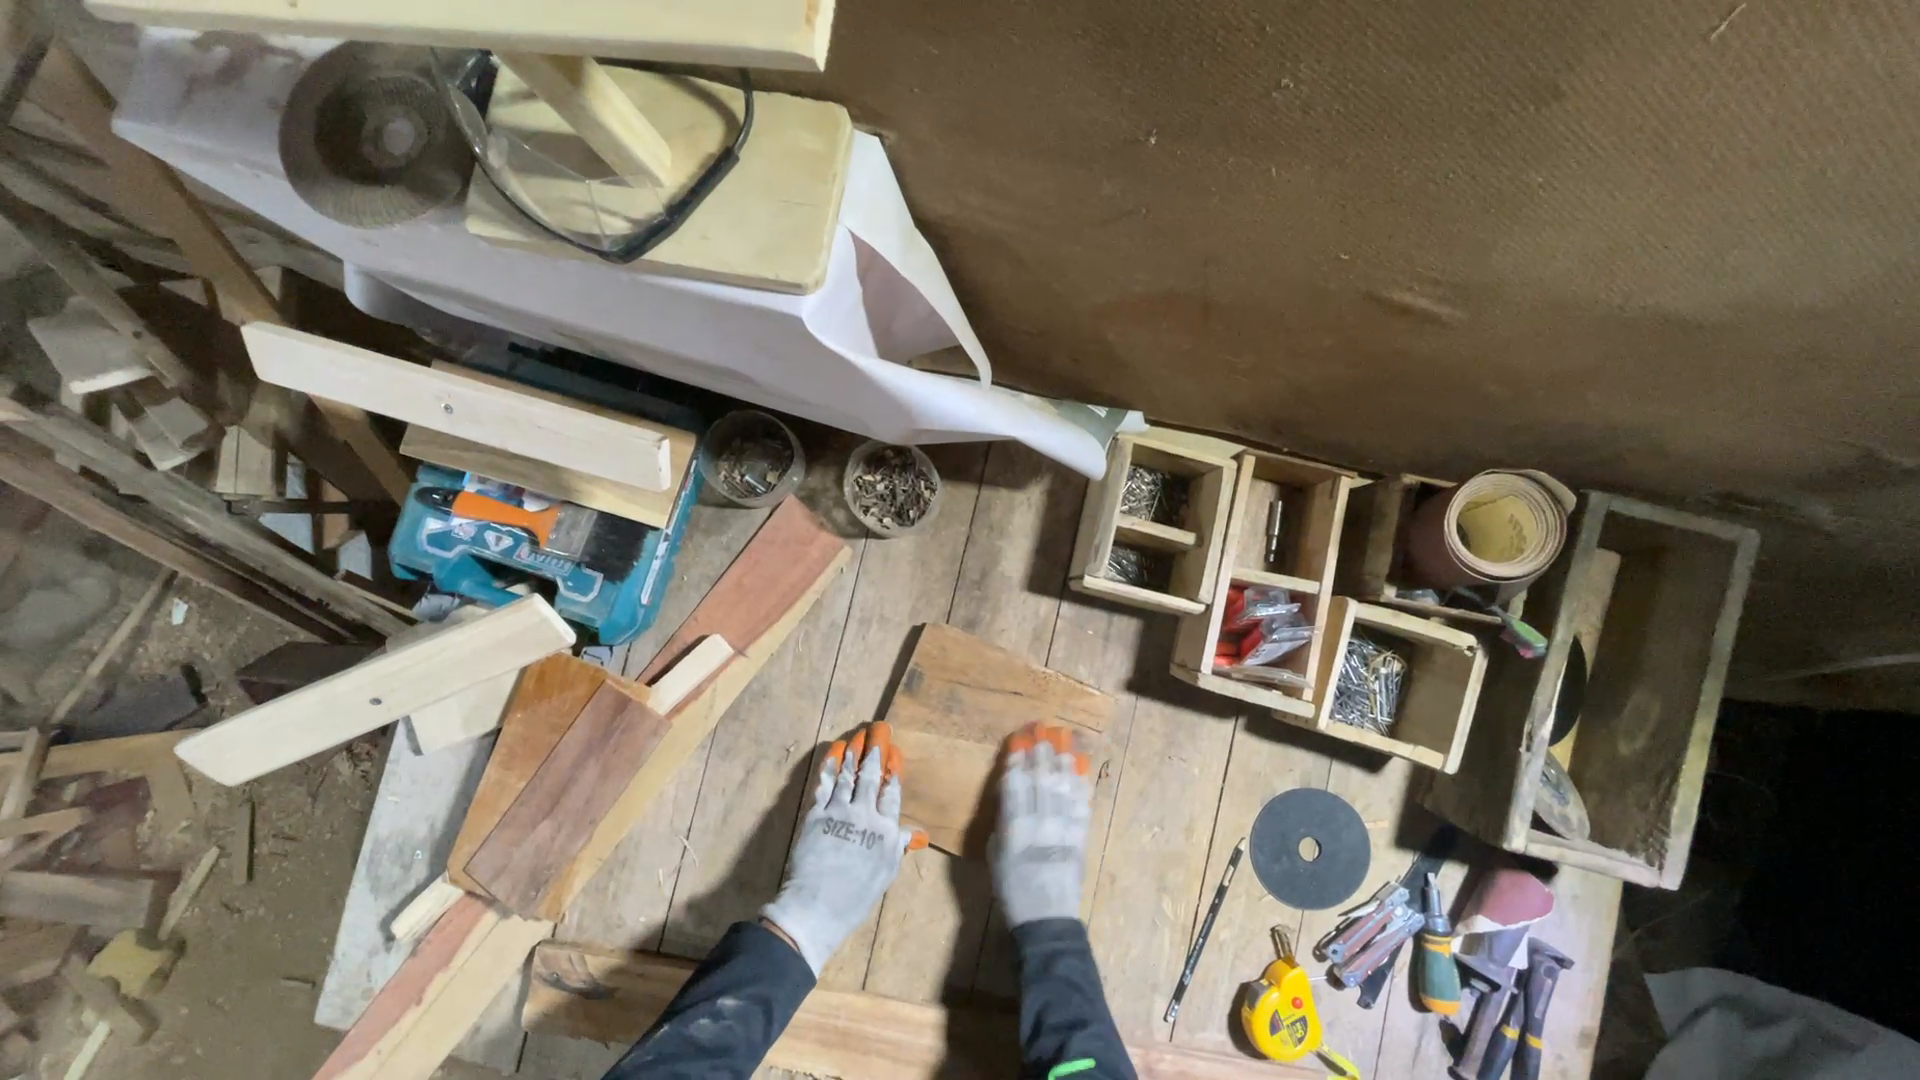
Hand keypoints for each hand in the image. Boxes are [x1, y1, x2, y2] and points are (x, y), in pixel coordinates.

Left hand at [762, 722, 917, 973]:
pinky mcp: (816, 815)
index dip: (893, 772)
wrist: (816, 906)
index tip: (894, 754)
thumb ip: (896, 849)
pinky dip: (829, 769)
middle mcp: (865, 815)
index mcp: (885, 832)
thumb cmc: (855, 898)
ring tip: (855, 740)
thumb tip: (912, 833)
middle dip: (874, 753)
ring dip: (852, 756)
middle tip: (876, 734)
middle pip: (870, 778)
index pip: (892, 794)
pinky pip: (824, 786)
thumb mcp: (884, 875)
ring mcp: (839, 812)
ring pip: (848, 777)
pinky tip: (832, 757)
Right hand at [991, 723, 1092, 927]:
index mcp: (1015, 827)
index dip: (1018, 761)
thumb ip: (1004, 824)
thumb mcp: (996, 855)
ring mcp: (1064, 828)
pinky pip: (1082, 805)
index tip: (1019, 743)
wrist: (1047, 917)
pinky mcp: (1081, 836)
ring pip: (1064, 786)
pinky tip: (1079, 772)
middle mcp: (1041, 822)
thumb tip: (1010, 799)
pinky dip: (1080, 786)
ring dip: (1063, 762)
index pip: (1016, 784)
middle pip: (1041, 779)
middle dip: (1042, 754)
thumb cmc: (1012, 888)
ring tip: (1063, 743)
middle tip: (1043, 733)